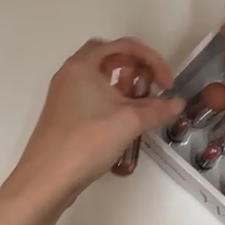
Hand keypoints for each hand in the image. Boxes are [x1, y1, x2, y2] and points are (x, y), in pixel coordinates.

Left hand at [6, 38, 184, 208]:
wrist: (47, 178)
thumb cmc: (87, 141)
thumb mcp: (129, 122)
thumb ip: (157, 109)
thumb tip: (178, 103)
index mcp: (83, 65)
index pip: (124, 46)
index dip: (152, 60)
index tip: (166, 84)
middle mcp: (71, 73)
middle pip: (109, 56)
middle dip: (136, 68)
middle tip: (150, 88)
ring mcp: (65, 93)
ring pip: (100, 76)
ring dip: (124, 84)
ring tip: (140, 105)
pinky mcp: (65, 113)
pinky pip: (92, 94)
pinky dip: (112, 99)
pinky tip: (124, 120)